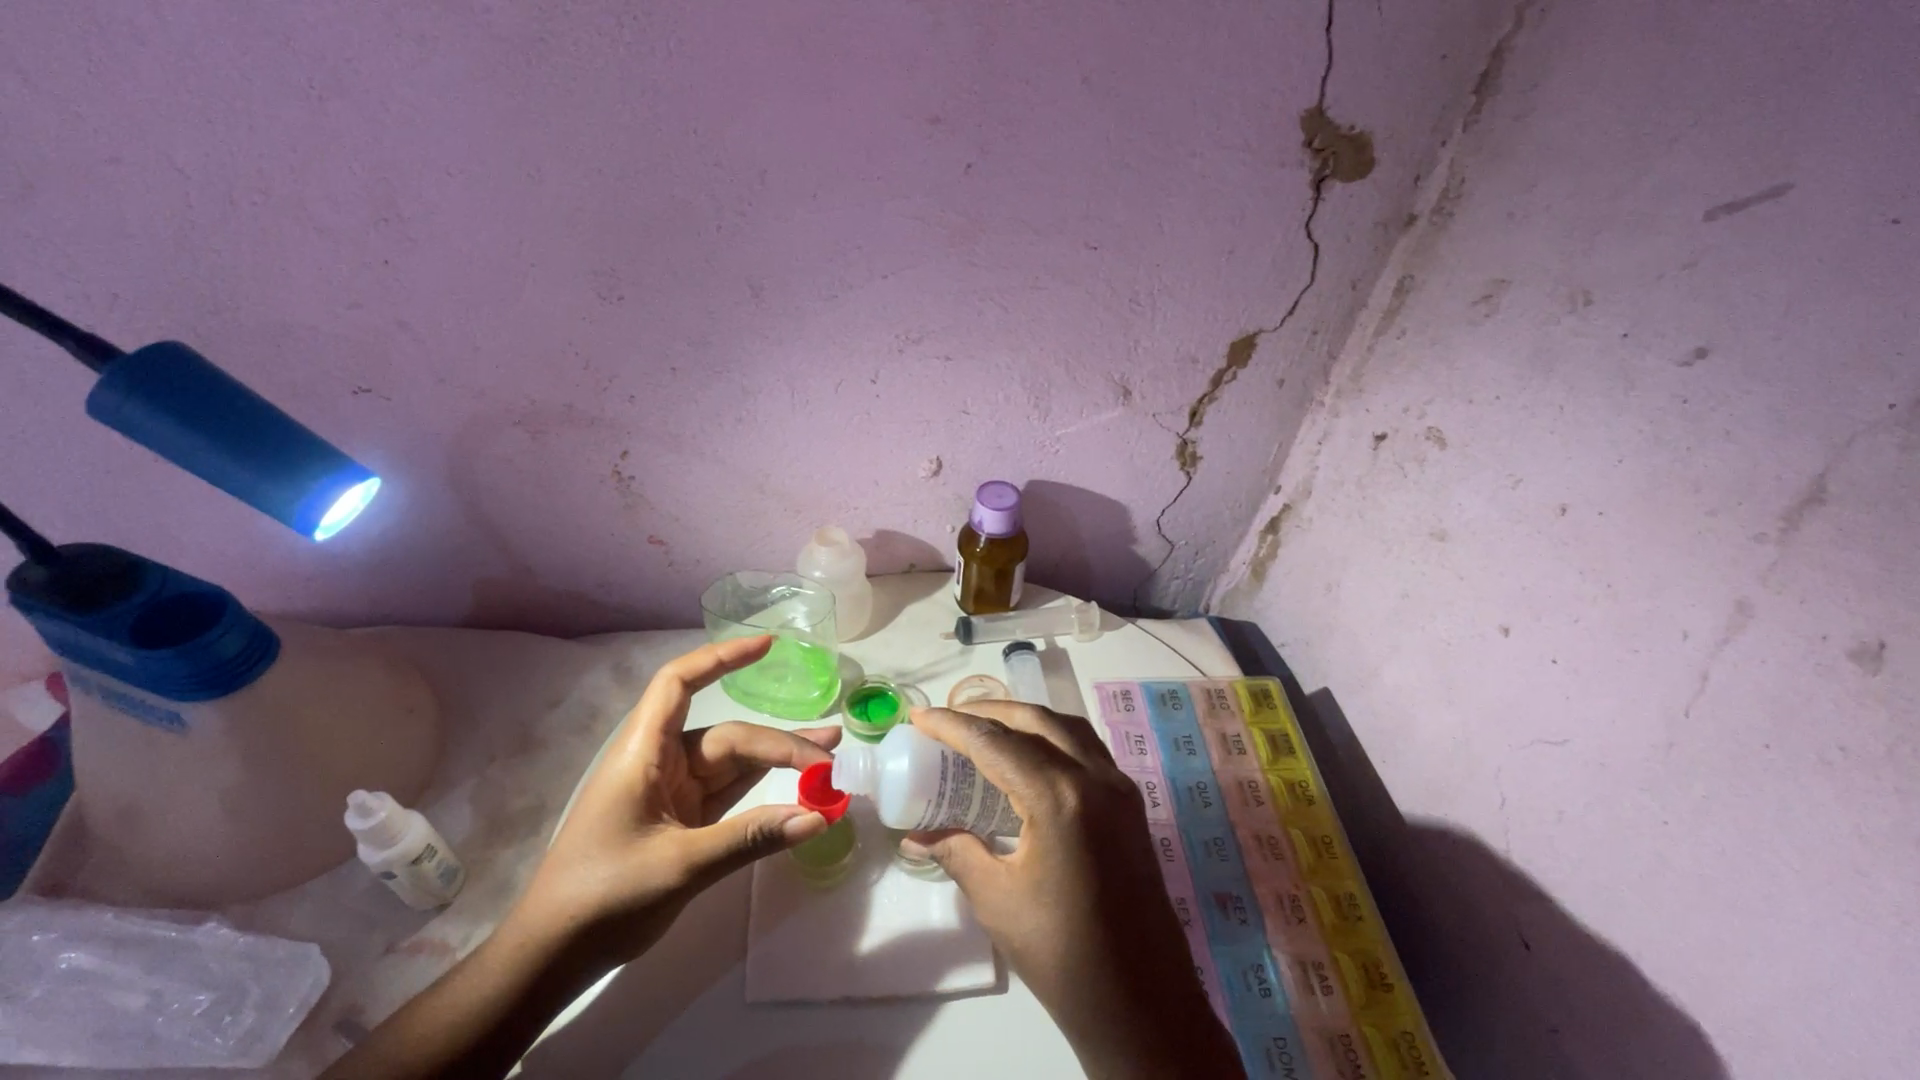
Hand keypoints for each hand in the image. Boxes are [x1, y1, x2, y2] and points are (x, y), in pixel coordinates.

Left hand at [510, 634, 839, 966]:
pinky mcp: (681, 825)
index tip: (769, 647)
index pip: (679, 684)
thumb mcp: (681, 866)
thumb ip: (751, 838)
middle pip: (727, 737)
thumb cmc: (603, 897)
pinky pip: (730, 798)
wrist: (553, 955)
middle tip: (831, 760)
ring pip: (733, 766)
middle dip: (779, 745)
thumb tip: (819, 817)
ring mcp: (671, 796)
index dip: (722, 658)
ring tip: (830, 760)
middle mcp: (659, 764)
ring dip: (778, 764)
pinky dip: (764, 796)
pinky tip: (799, 797)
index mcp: (643, 754)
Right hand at [901, 701, 1244, 1079]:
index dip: (953, 726)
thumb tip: (916, 835)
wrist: (1140, 999)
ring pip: (1068, 729)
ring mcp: (1121, 790)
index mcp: (1060, 798)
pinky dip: (1053, 740)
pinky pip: (1088, 751)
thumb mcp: (997, 898)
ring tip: (985, 731)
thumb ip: (956, 851)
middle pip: (1036, 720)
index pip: (996, 742)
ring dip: (1024, 720)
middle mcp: (1096, 779)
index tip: (919, 717)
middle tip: (948, 721)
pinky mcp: (1132, 806)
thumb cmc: (1061, 952)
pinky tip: (1029, 760)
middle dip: (989, 712)